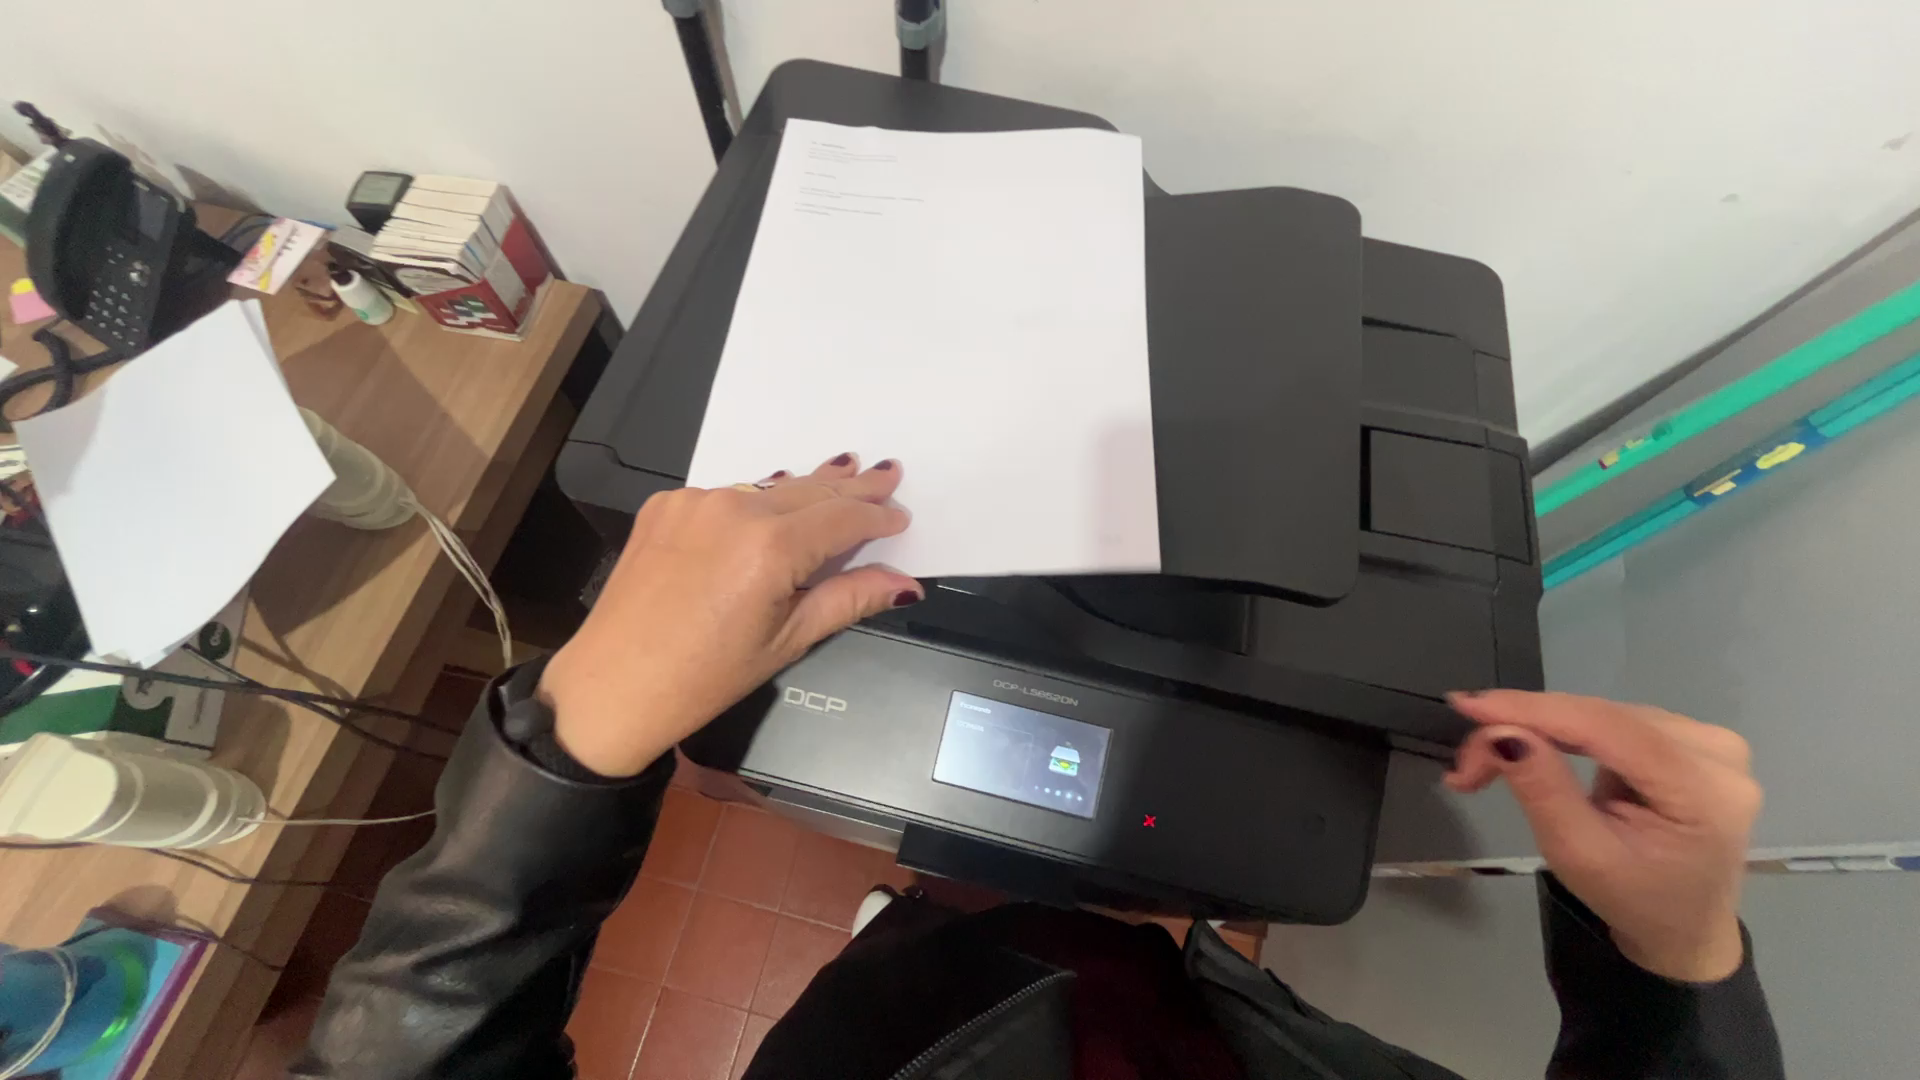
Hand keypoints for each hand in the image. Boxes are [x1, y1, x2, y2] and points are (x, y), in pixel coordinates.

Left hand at [539, 453, 923, 777]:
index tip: (899, 515)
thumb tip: (904, 583)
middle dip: (852, 485)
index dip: (876, 515)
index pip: (843, 518)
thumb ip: (849, 599)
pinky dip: (758, 498)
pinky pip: (729, 494)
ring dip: (808, 487)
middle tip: (885, 472)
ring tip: (842, 474)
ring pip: (769, 487)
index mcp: (771, 547)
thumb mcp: (789, 640)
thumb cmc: (706, 676)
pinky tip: (775, 501)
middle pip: (811, 490)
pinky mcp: (667, 504)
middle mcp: (734, 509)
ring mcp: (696, 502)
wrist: (613, 685)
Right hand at [1444, 691, 1761, 981]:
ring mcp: (1704, 741)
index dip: (1530, 709)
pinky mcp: (1684, 739)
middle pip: (1593, 716)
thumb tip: (1502, 733)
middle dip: (1518, 727)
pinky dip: (1552, 730)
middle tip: (1466, 763)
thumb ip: (1543, 789)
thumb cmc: (1632, 897)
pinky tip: (1526, 745)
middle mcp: (1714, 752)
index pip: (1604, 727)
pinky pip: (1601, 719)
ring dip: (1529, 729)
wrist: (1681, 924)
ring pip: (1590, 713)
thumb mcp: (1579, 854)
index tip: (1464, 705)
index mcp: (1705, 789)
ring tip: (1486, 763)